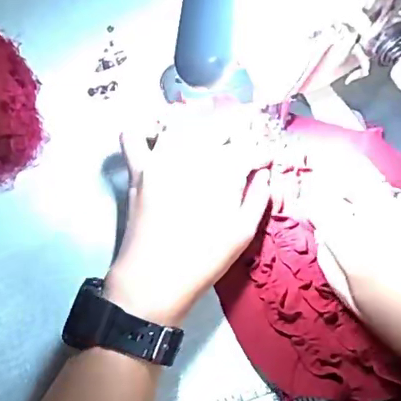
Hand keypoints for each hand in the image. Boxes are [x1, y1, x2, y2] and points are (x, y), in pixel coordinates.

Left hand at [106, 102, 272, 325]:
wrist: (153, 279)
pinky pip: (134, 136)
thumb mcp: (243, 233)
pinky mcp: (138, 168)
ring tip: (208, 132)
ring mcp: (161, 157)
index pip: (250, 145)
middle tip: (243, 140)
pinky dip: (145, 131)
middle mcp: (193, 153)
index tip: (266, 159)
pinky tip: (158, 139)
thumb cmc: (204, 260)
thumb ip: (258, 197)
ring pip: (181, 121)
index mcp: (224, 169)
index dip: (262, 151)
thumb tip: (263, 174)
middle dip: (236, 126)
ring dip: (198, 121)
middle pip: (218, 123)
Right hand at [309, 156, 400, 400]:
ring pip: (381, 189)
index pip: (321, 200)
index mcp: (355, 243)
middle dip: (339, 183)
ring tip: (380, 231)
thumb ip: (334, 265)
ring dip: (371, 200)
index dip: (315, 202)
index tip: (317, 213)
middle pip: (350, 176)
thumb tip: (326, 235)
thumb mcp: (360, 307)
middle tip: (341, 206)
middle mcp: (382, 214)